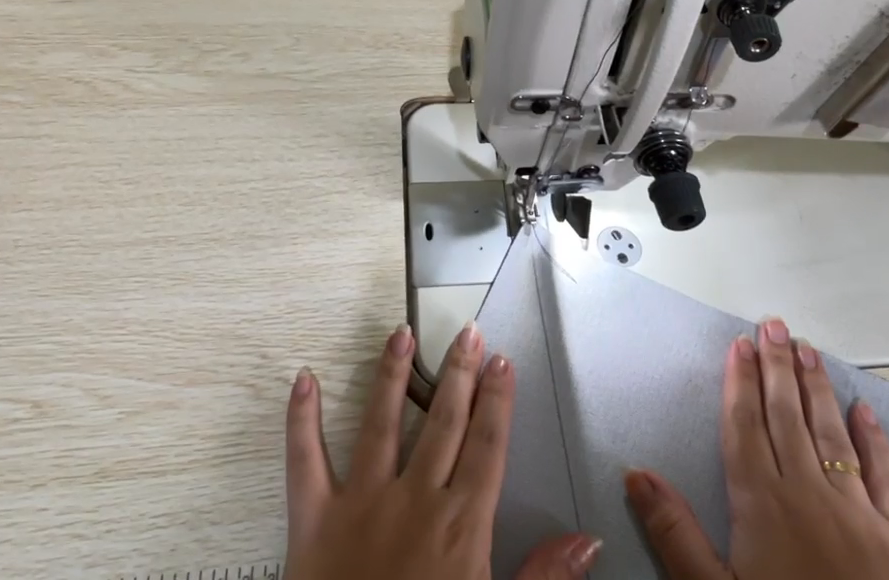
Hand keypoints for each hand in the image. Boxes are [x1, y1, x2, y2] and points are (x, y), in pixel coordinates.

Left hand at [285, 321, 604, 579]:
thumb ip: (543, 577)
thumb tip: (586, 540)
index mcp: (460, 525)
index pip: (486, 446)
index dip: (497, 401)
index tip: (502, 362)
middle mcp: (413, 501)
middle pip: (443, 422)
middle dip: (458, 373)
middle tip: (467, 332)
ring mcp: (361, 503)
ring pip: (381, 423)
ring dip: (392, 375)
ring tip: (400, 334)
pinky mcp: (313, 518)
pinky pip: (304, 459)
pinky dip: (301, 419)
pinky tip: (304, 379)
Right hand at [625, 319, 888, 579]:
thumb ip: (675, 533)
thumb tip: (636, 475)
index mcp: (761, 505)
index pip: (744, 426)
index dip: (739, 383)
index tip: (738, 346)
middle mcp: (808, 495)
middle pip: (787, 417)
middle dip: (777, 367)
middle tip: (772, 326)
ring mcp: (857, 512)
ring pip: (832, 434)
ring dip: (817, 389)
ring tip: (809, 350)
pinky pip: (886, 476)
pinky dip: (876, 440)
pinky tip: (865, 411)